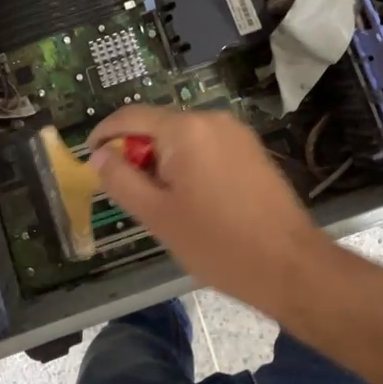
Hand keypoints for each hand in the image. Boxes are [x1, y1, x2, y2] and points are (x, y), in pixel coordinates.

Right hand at [88, 106, 328, 307]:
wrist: (291, 266)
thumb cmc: (218, 244)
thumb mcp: (157, 215)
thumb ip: (121, 180)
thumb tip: (99, 155)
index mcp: (185, 129)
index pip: (131, 116)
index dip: (105, 134)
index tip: (92, 158)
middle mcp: (211, 119)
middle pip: (159, 125)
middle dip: (138, 152)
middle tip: (129, 191)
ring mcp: (236, 133)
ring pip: (184, 137)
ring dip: (164, 160)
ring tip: (161, 201)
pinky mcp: (252, 150)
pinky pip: (208, 146)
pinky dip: (190, 164)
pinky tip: (194, 200)